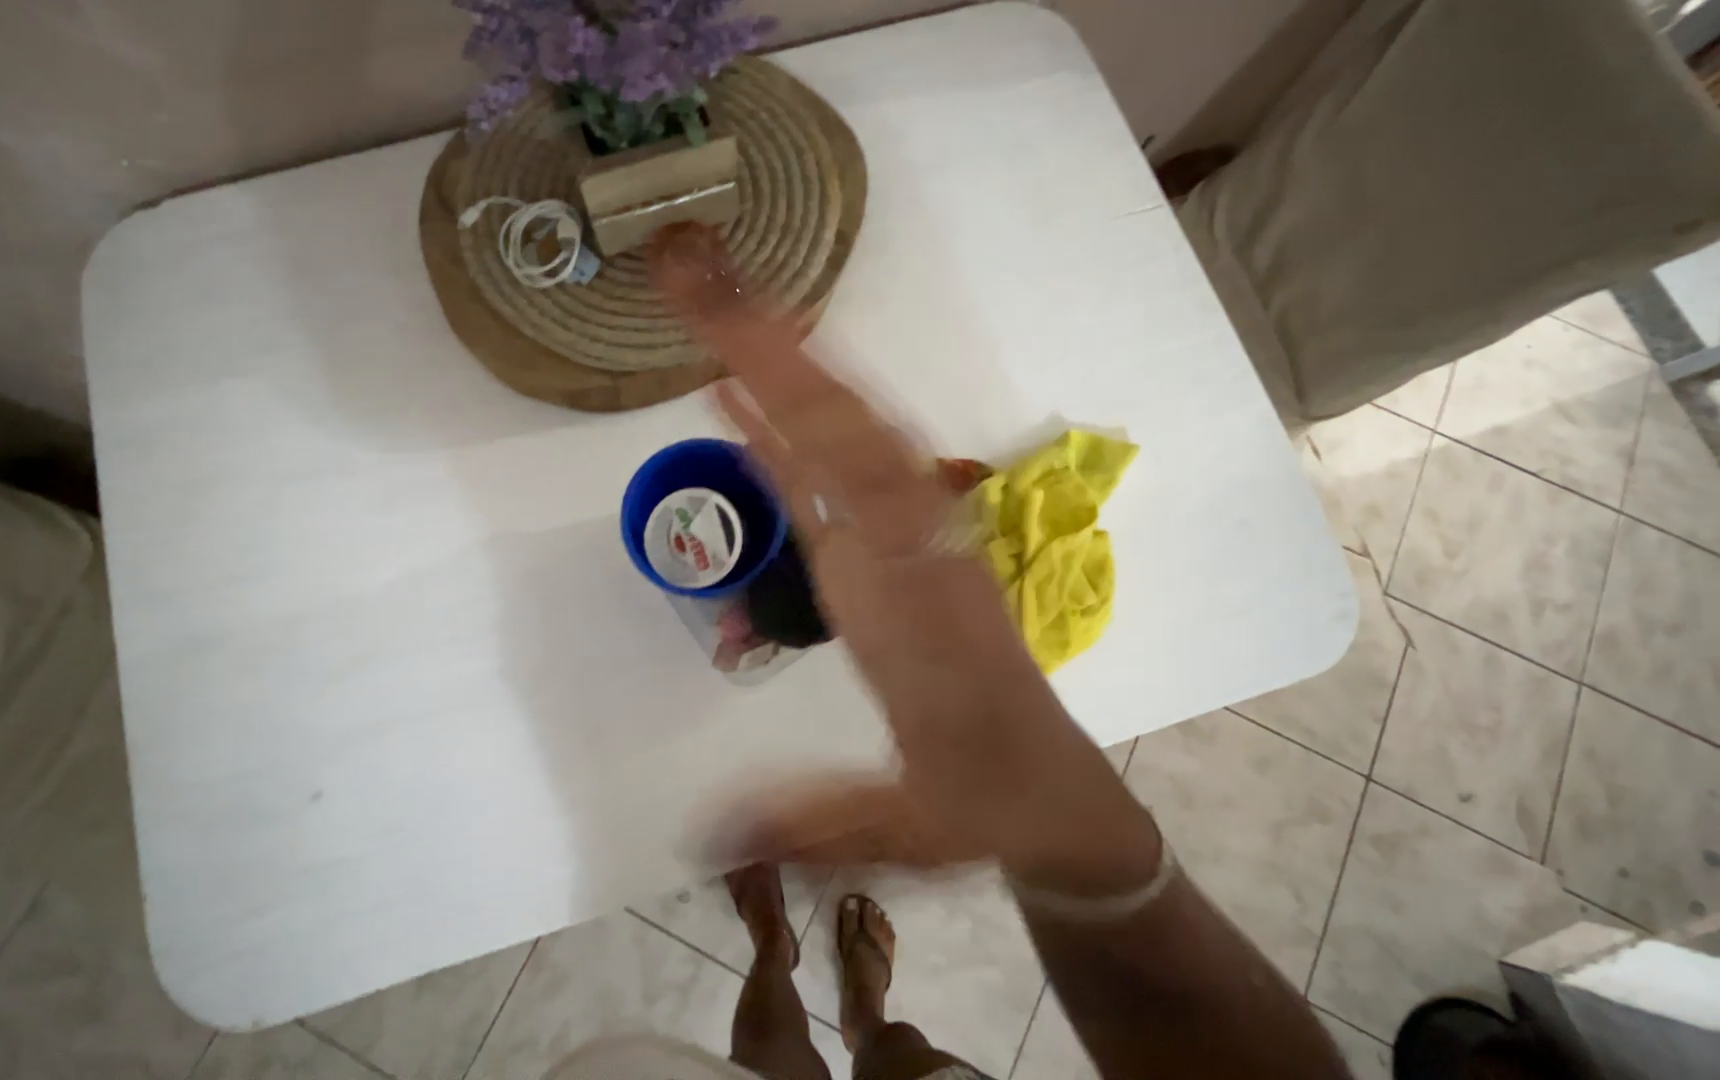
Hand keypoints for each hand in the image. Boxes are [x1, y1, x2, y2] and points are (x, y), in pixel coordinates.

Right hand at [651, 225, 1158, 896]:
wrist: (1051, 794)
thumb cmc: (981, 802)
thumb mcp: (909, 826)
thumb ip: (817, 821)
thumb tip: (705, 829)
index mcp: (907, 600)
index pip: (843, 482)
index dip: (786, 410)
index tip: (721, 349)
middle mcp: (910, 549)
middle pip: (845, 428)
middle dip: (775, 348)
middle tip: (698, 277)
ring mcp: (909, 544)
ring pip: (853, 433)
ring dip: (794, 366)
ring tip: (722, 309)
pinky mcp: (900, 553)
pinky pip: (845, 472)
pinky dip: (796, 426)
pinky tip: (748, 400)